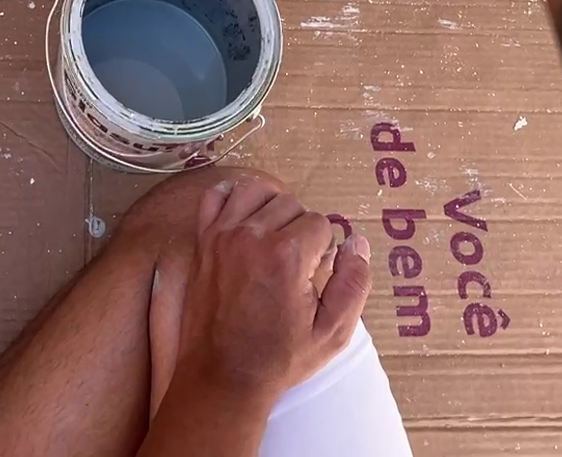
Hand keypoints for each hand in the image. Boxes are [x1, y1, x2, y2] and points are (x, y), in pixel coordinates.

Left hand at [164, 177, 370, 406]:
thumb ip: (354, 283)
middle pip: (290, 203)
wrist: (224, 374)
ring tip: (276, 233)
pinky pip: (215, 196)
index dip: (325, 247)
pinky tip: (245, 217)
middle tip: (298, 259)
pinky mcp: (203, 238)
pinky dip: (231, 198)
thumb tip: (358, 242)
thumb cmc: (279, 357)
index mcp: (287, 255)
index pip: (320, 223)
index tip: (316, 272)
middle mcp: (252, 235)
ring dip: (271, 204)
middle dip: (301, 226)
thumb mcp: (332, 333)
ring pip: (256, 189)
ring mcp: (223, 234)